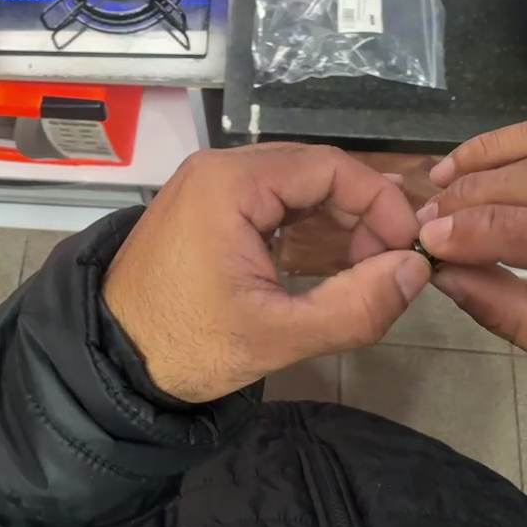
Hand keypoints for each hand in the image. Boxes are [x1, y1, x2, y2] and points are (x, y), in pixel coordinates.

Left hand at [104, 144, 431, 402]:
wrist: (111, 360)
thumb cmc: (187, 345)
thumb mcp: (278, 335)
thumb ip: (355, 306)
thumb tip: (415, 271)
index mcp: (231, 182)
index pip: (329, 166)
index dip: (380, 202)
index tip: (410, 248)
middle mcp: (219, 167)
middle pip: (313, 170)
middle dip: (361, 213)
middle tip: (389, 264)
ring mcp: (209, 183)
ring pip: (294, 184)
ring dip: (336, 219)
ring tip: (366, 266)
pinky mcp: (207, 204)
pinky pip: (270, 199)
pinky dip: (305, 224)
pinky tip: (329, 258)